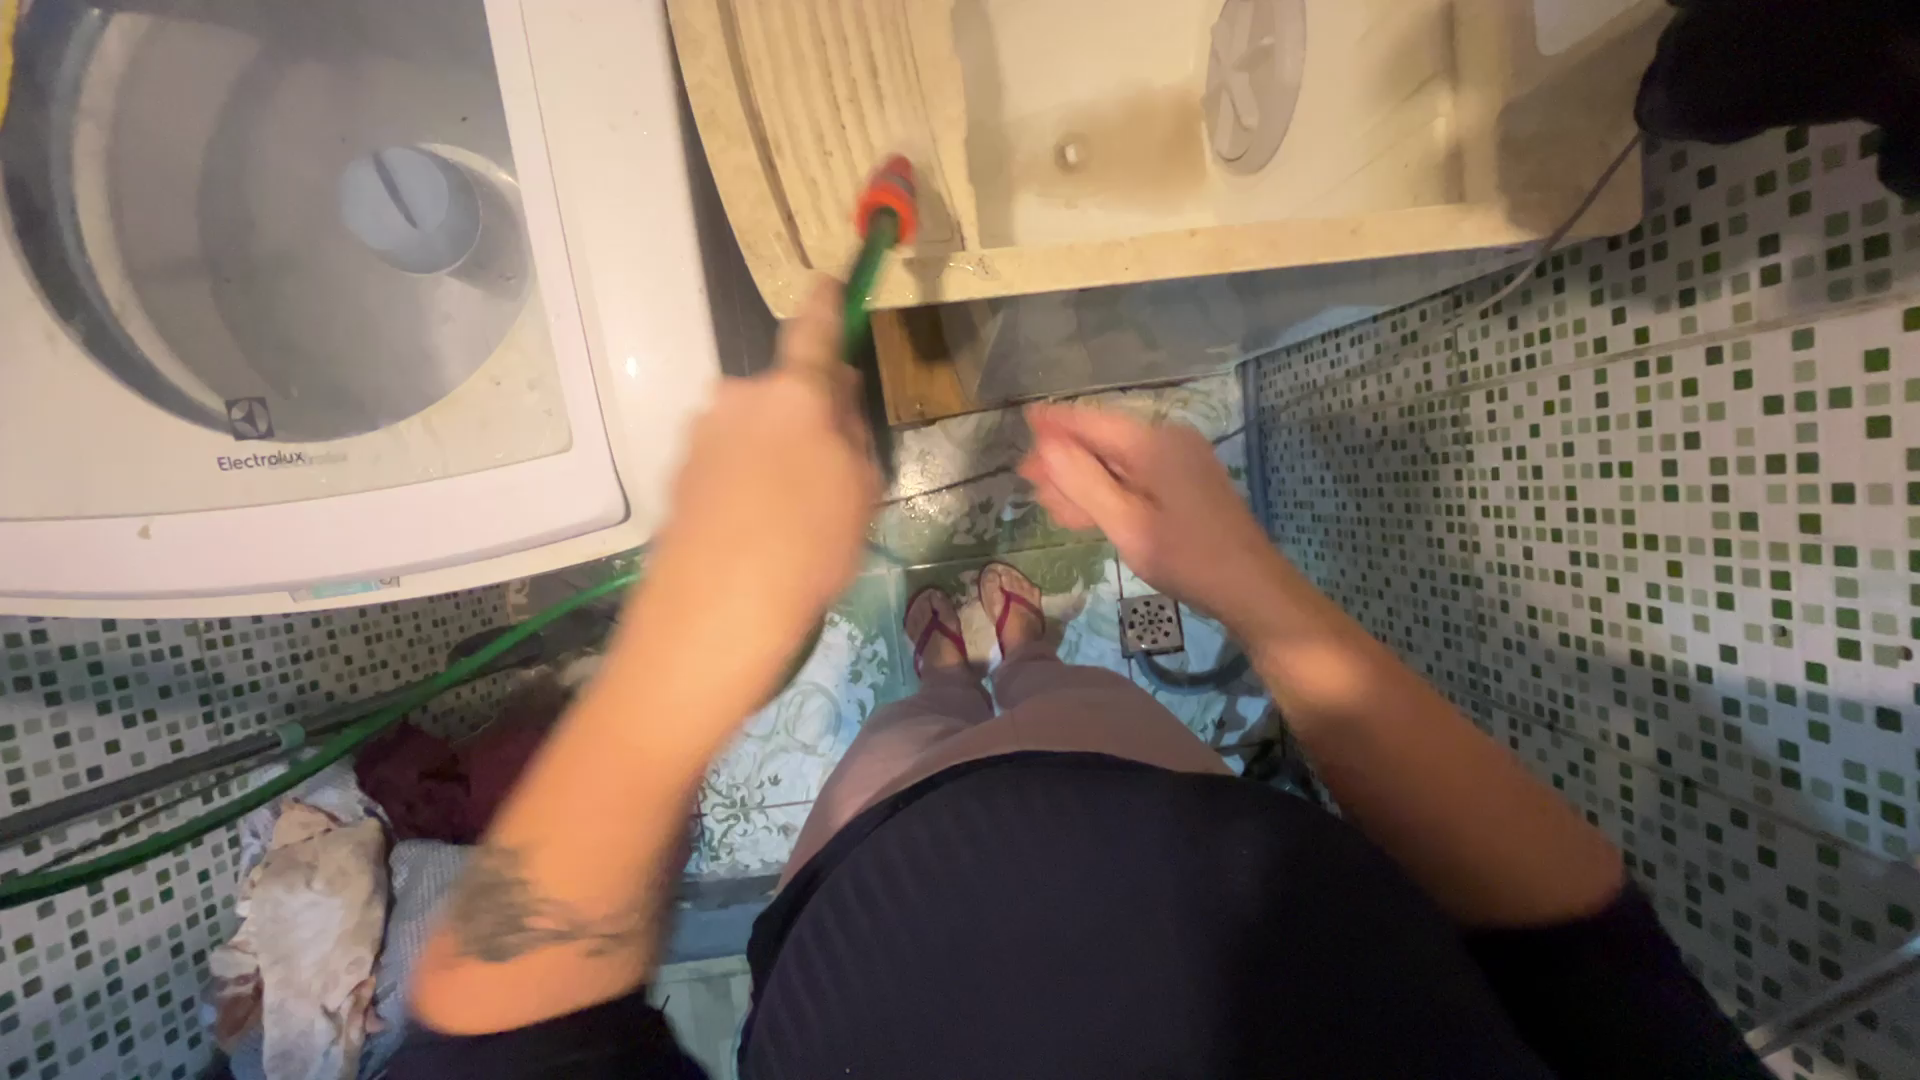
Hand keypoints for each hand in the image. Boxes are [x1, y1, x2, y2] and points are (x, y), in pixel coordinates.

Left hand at [613, 277, 880, 729]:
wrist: (716, 615)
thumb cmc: (811, 548)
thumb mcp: (863, 491)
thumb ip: (854, 434)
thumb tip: (838, 400)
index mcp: (794, 394)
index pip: (813, 332)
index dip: (825, 305)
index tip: (824, 281)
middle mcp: (738, 399)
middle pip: (783, 392)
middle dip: (808, 416)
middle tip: (831, 474)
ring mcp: (699, 437)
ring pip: (754, 430)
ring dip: (775, 453)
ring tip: (791, 518)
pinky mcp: (676, 476)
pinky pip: (726, 463)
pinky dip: (745, 482)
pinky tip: (756, 531)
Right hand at [1020, 404, 1283, 632]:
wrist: (1250, 587)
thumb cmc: (1186, 558)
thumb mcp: (1126, 524)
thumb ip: (1084, 482)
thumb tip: (1046, 445)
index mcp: (1153, 444)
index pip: (1092, 421)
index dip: (1055, 423)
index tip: (1024, 420)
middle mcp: (1166, 441)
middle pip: (1102, 441)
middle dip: (1065, 460)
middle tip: (1029, 482)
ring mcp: (1178, 462)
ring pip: (1116, 462)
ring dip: (1083, 481)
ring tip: (1052, 505)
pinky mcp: (1184, 483)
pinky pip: (1135, 477)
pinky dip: (1108, 491)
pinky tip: (1086, 511)